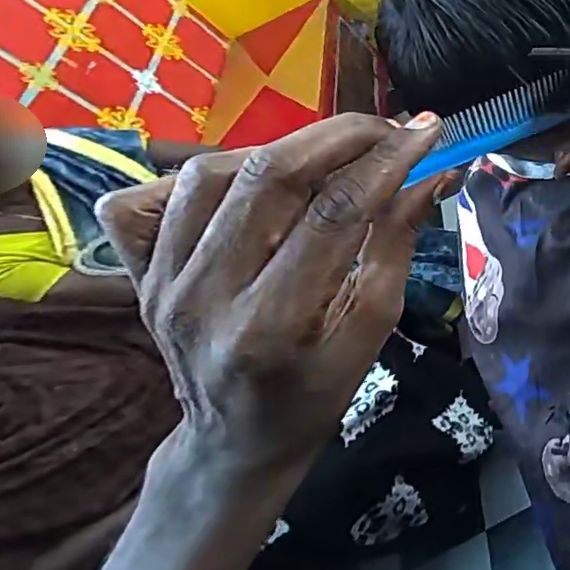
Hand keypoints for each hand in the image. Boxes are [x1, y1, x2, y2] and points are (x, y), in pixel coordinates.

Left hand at [94, 113, 444, 476]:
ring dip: (286, 149)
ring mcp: (160, 279)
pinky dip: (212, 170)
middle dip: (342, 136)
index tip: (426, 131)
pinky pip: (158, 192)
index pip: (335, 211)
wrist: (233, 439)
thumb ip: (397, 241)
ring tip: (330, 160)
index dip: (388, 160)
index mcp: (272, 324)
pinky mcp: (136, 269)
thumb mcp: (373, 326)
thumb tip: (433, 173)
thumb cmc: (316, 391)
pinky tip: (251, 182)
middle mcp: (203, 295)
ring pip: (216, 171)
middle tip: (387, 130)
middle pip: (271, 176)